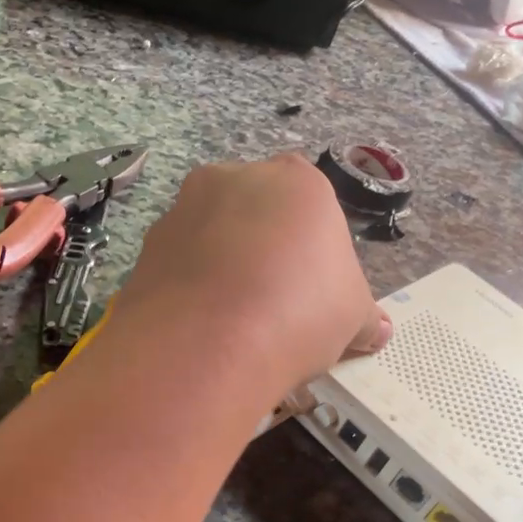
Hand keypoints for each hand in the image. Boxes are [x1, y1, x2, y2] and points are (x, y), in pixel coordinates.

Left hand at [109, 154, 389, 394]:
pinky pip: (175, 263)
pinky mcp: (146, 246)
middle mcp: (233, 178)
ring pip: (208, 234)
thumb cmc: (299, 312)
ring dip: (218, 265)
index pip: (308, 200)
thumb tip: (376, 329)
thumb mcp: (352, 318)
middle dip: (260, 248)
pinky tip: (197, 327)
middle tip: (270, 302)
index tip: (309, 286)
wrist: (207, 342)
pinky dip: (185, 287)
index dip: (309, 244)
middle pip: (253, 209)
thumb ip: (364, 316)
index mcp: (296, 180)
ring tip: (229, 320)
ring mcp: (182, 209)